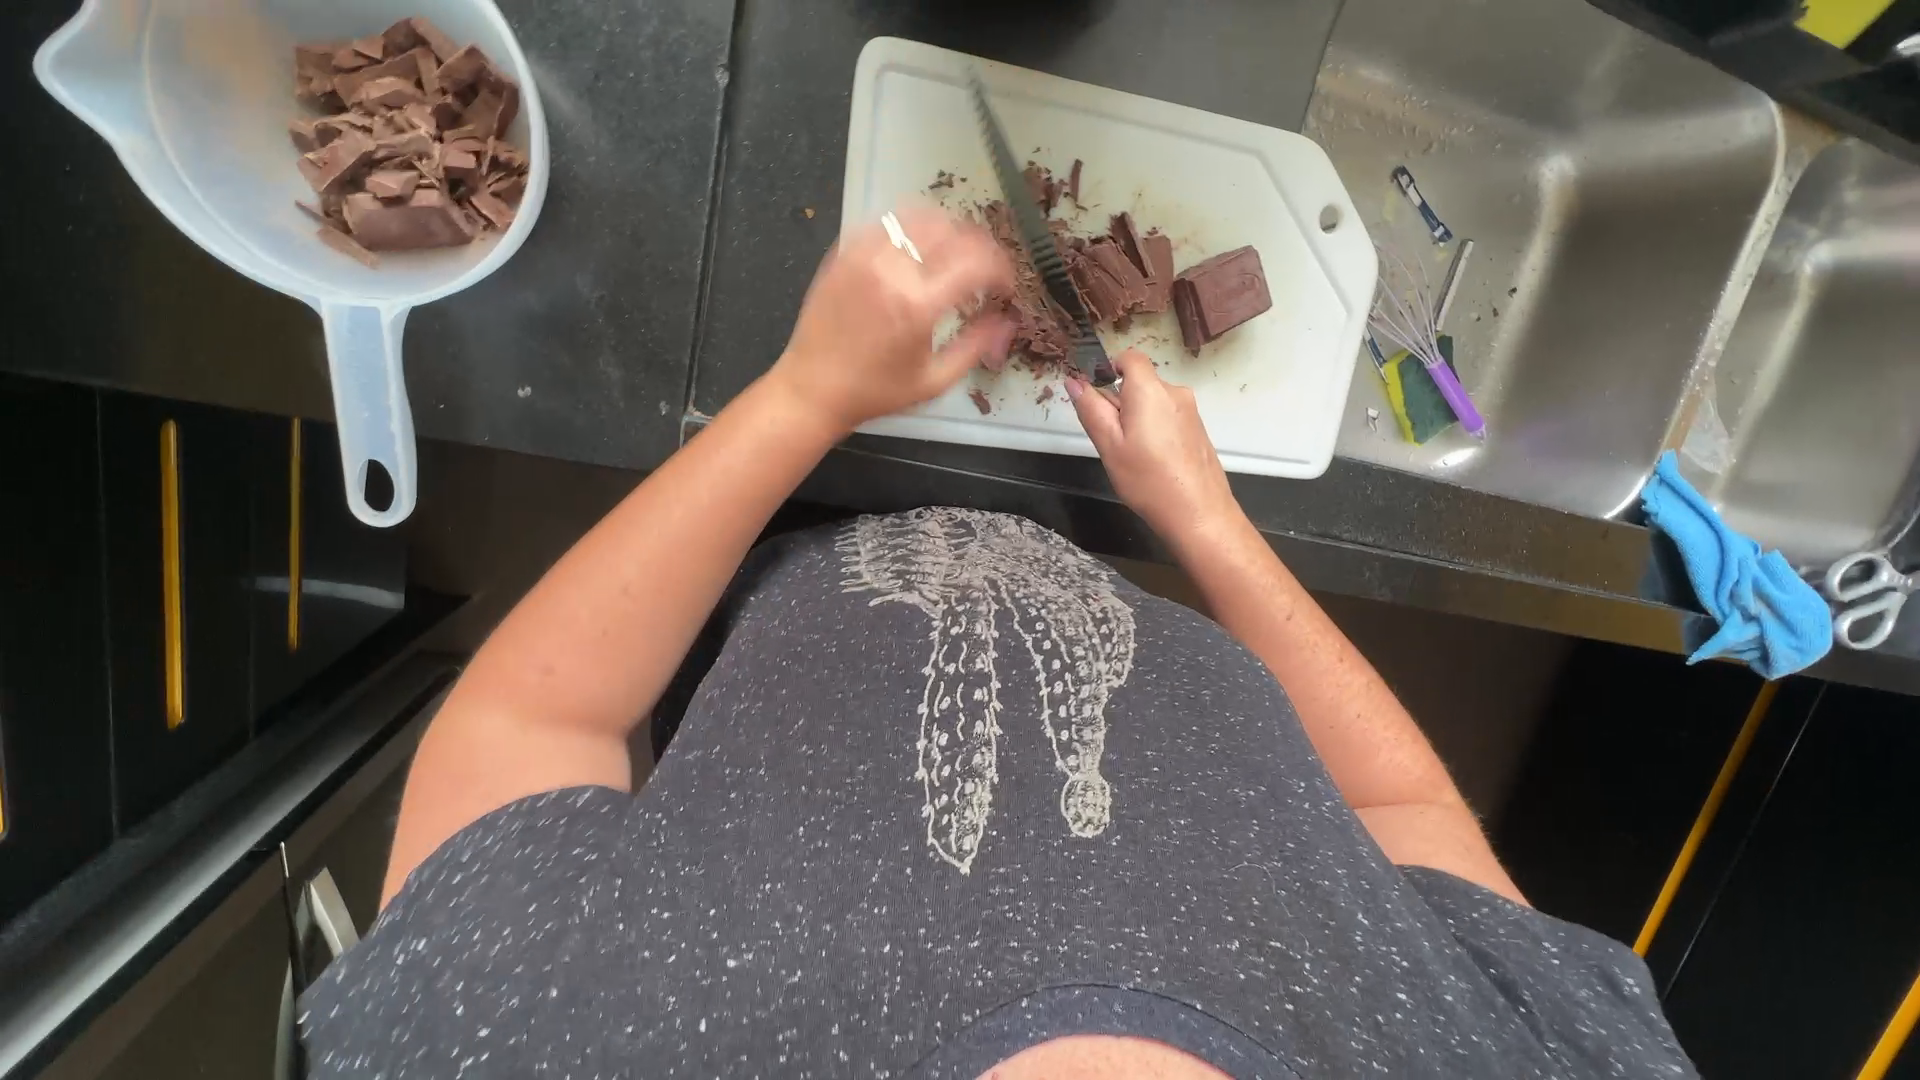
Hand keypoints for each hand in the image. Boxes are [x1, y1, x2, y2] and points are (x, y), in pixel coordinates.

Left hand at [766, 207, 1014, 433]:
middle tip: (984, 271)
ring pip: (921, 216)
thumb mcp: (934, 381)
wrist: (813, 388)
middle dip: (980, 247)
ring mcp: (864, 255)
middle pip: (954, 230)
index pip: (977, 262)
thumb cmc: (876, 392)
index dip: (1002, 269)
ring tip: (953, 256)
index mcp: (918, 304)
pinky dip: (911, 230)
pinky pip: (887, 222)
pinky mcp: (844, 252)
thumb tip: (1008, 321)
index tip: (1005, 286)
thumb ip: (976, 346)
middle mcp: (891, 269)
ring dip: (948, 231)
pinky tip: (916, 252)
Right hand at [1067, 350, 1241, 541]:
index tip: (1096, 396)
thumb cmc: (1147, 480)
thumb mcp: (1109, 445)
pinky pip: (1167, 419)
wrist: (1198, 513)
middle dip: (1120, 403)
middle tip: (1111, 440)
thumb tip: (1074, 381)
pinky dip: (1154, 432)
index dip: (1109, 369)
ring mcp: (1190, 411)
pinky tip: (1151, 463)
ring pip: (1152, 403)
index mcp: (1150, 389)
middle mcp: (1174, 392)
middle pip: (1140, 383)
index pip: (1129, 357)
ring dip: (1136, 420)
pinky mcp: (1197, 430)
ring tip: (1131, 456)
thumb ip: (1091, 409)